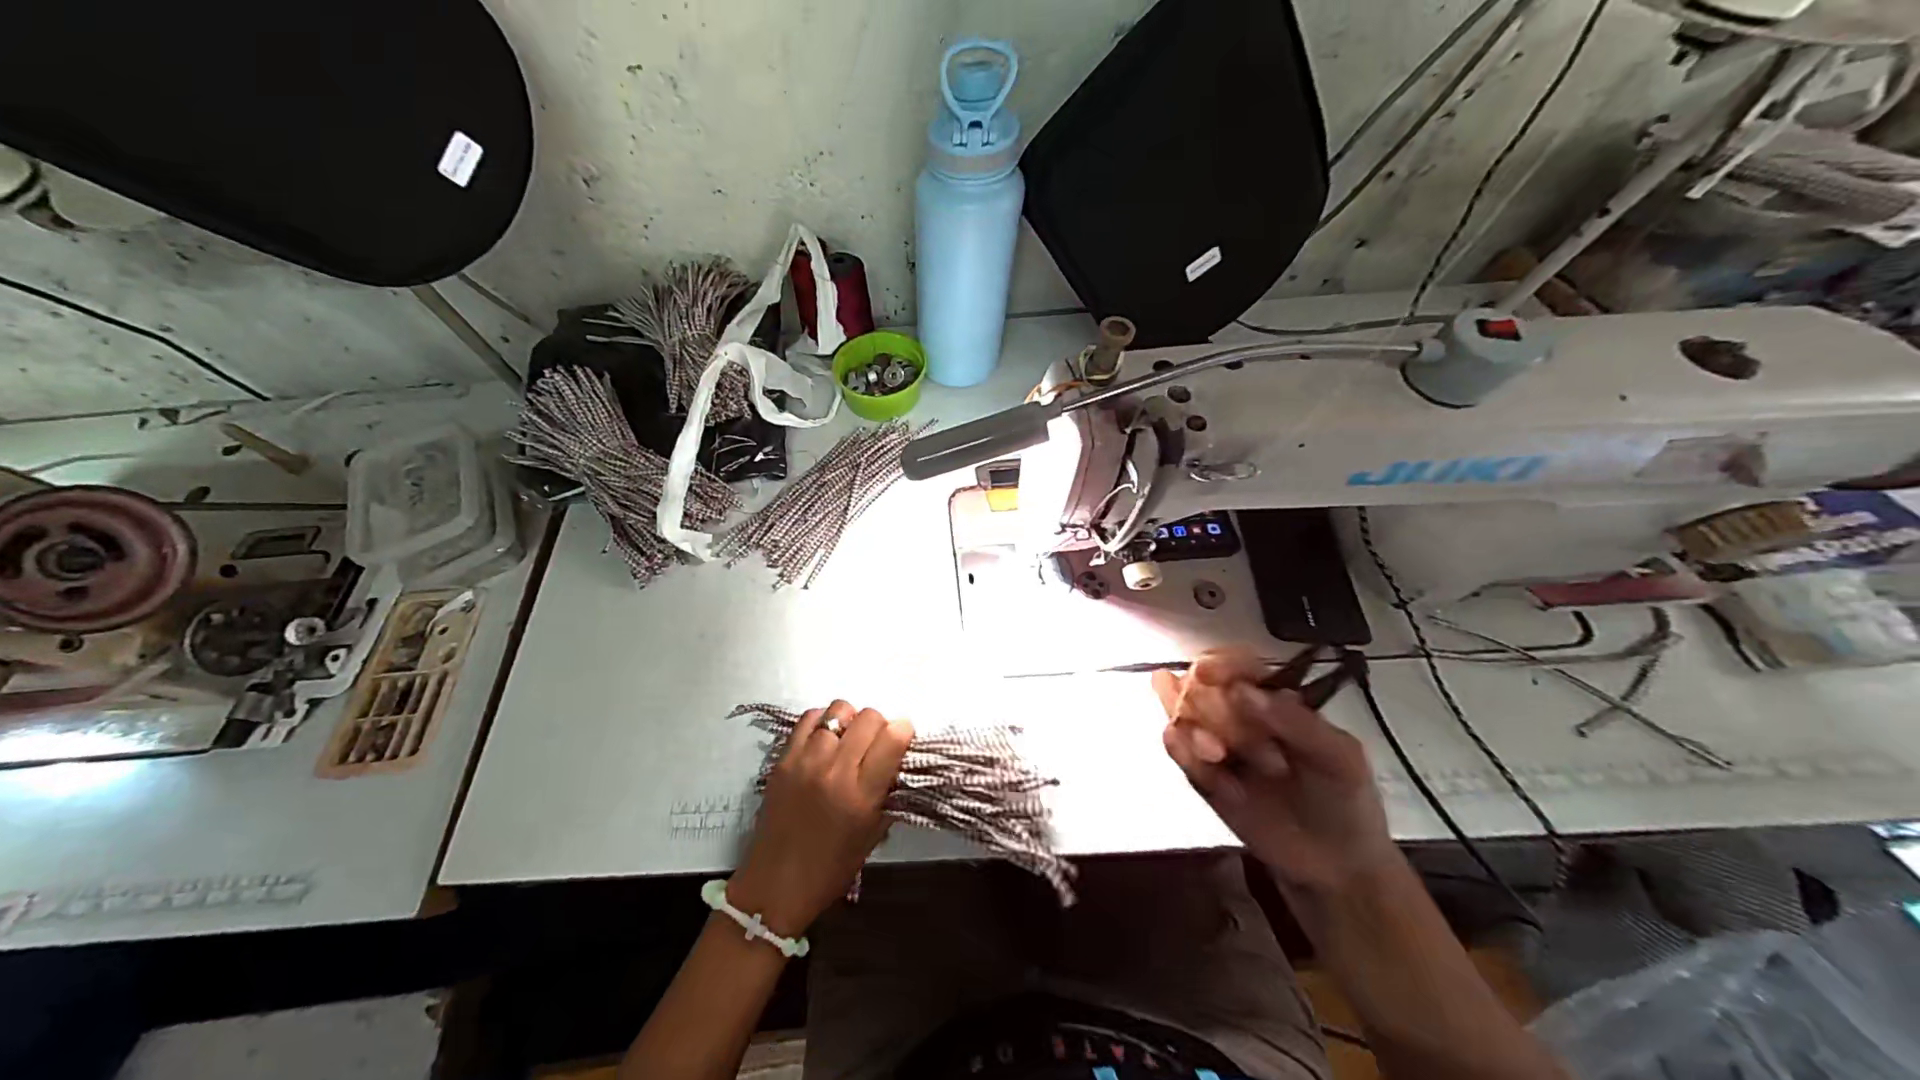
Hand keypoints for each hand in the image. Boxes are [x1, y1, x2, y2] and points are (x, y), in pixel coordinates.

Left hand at [728, 700, 912, 938]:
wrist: (775, 885)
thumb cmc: (831, 869)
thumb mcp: (872, 835)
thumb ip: (889, 794)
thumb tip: (899, 761)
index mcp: (861, 794)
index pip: (893, 737)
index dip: (904, 732)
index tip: (902, 741)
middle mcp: (835, 770)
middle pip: (869, 717)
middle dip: (880, 726)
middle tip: (876, 745)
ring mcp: (806, 761)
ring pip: (839, 709)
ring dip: (851, 721)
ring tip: (848, 741)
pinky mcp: (783, 759)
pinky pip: (809, 718)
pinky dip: (823, 722)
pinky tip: (825, 741)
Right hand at [1155, 648, 1401, 895]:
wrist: (1332, 865)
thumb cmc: (1343, 799)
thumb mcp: (1337, 756)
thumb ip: (1294, 720)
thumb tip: (1240, 691)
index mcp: (1273, 698)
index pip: (1236, 663)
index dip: (1220, 664)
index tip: (1209, 674)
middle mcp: (1237, 713)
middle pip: (1201, 686)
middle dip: (1218, 713)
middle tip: (1258, 755)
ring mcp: (1215, 740)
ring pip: (1180, 712)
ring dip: (1196, 732)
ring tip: (1220, 759)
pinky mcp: (1199, 772)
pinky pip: (1174, 747)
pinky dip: (1184, 754)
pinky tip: (1213, 775)